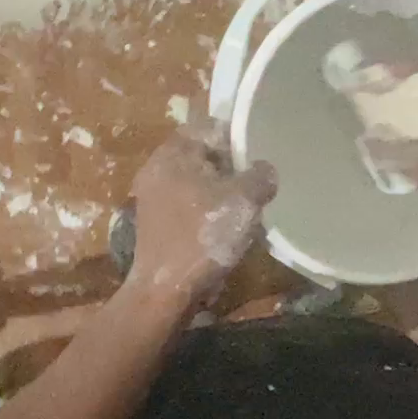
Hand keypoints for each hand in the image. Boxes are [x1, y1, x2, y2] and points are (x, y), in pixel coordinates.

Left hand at [124, 125, 276, 307]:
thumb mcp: (244, 201)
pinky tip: (226, 233)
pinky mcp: (156, 226)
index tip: (258, 159)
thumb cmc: (203, 238)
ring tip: (245, 213)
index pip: (209, 128)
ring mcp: (153, 200)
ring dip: (221, 196)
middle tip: (255, 188)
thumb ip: (260, 177)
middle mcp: (157, 170)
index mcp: (173, 153)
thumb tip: (264, 170)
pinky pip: (189, 209)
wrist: (166, 290)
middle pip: (203, 158)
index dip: (237, 139)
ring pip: (197, 185)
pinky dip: (208, 216)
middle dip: (231, 171)